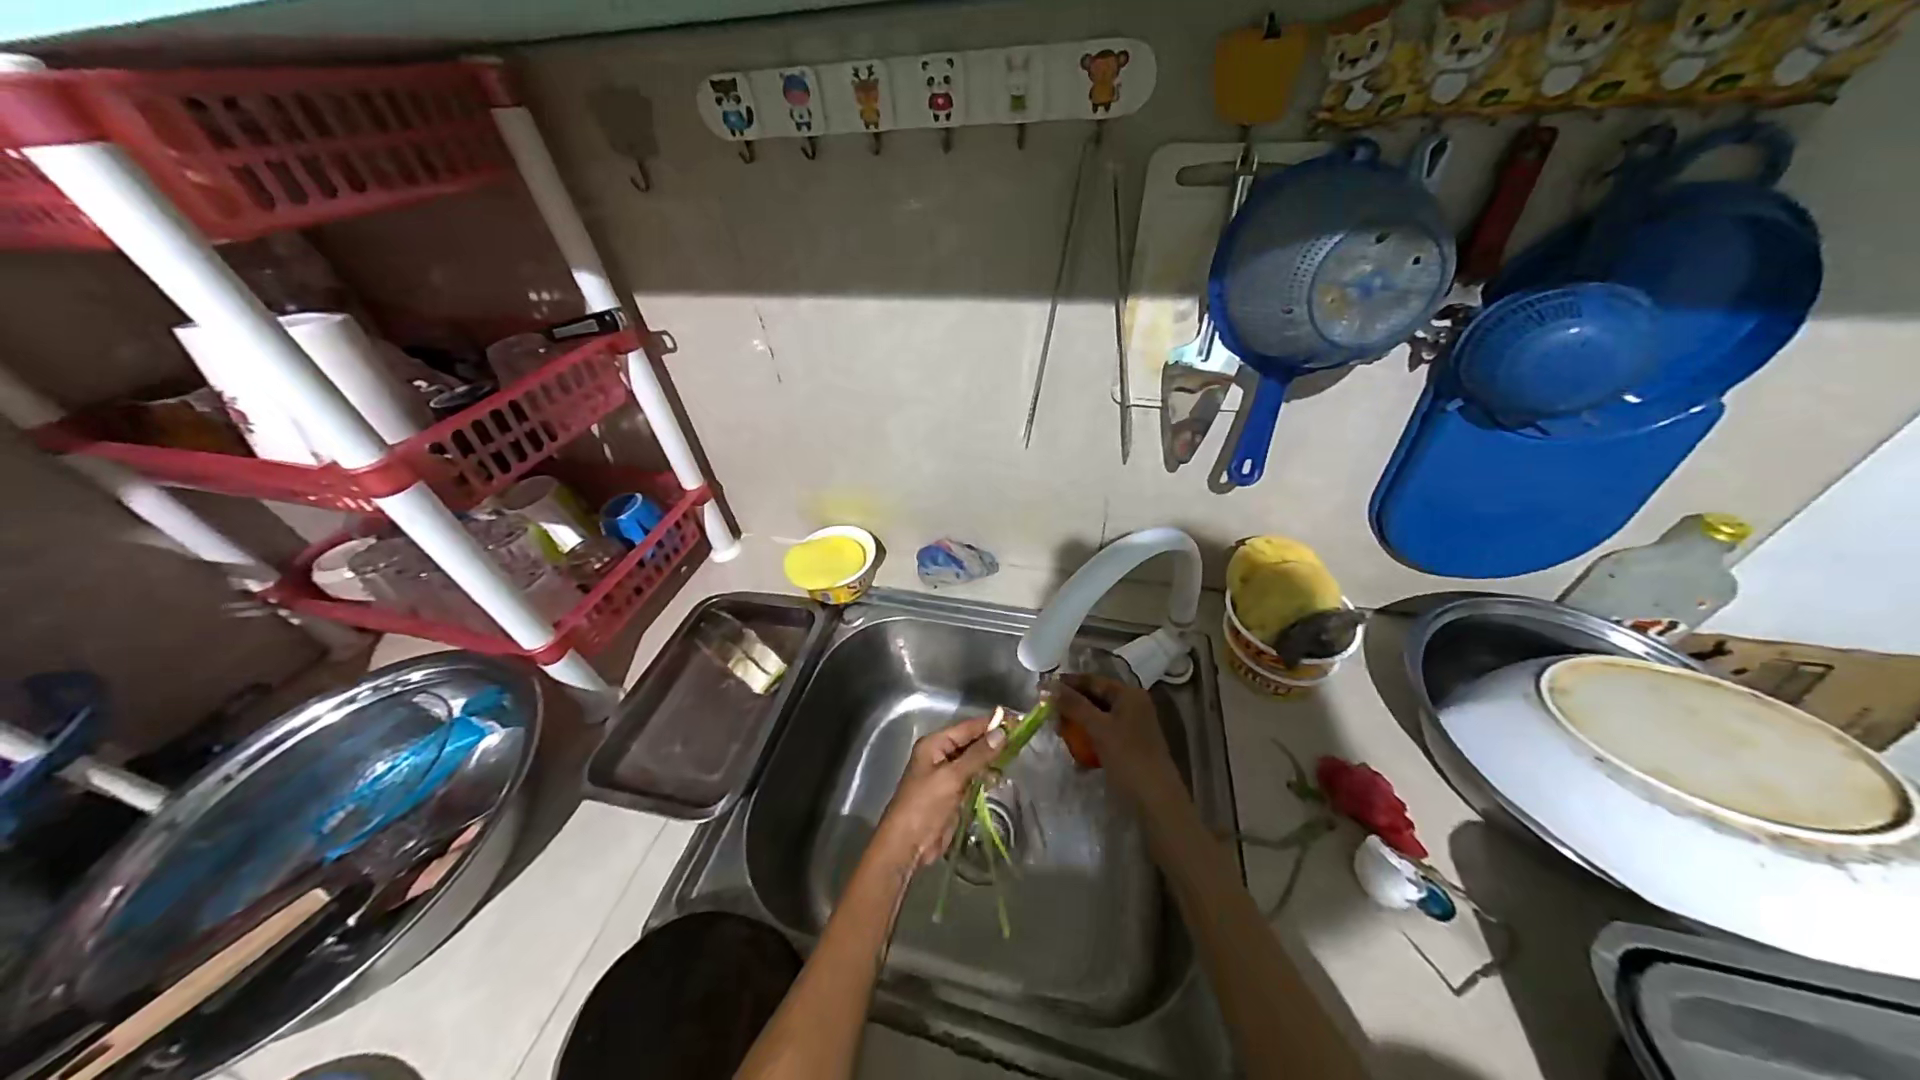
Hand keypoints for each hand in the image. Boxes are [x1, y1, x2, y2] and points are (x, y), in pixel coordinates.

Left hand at [874, 715, 1005, 868]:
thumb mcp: (952, 777)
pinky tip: (1000, 777)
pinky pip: (973, 778)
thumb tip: (1002, 732)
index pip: (968, 727)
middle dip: (993, 741)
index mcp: (934, 744)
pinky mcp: (953, 792)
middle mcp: (940, 755)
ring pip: (974, 760)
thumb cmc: (925, 805)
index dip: (991, 723)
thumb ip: (978, 755)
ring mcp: (946, 774)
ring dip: (991, 759)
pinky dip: (986, 776)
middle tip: (1022, 739)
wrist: (908, 844)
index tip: (1017, 720)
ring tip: (1016, 756)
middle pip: (971, 742)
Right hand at [1054, 674, 1185, 807]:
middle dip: (1070, 705)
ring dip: (1077, 723)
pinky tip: (1074, 749)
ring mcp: (1131, 726)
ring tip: (1058, 732)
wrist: (1156, 800)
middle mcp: (1132, 705)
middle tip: (1047, 713)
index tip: (1041, 689)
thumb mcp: (1099, 728)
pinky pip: (1102, 733)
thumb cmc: (1129, 758)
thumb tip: (1048, 685)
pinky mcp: (1128, 745)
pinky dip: (1087, 737)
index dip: (1067, 683)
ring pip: (1096, 716)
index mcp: (1129, 694)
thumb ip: (1074, 704)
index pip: (1092, 680)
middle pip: (1094, 697)